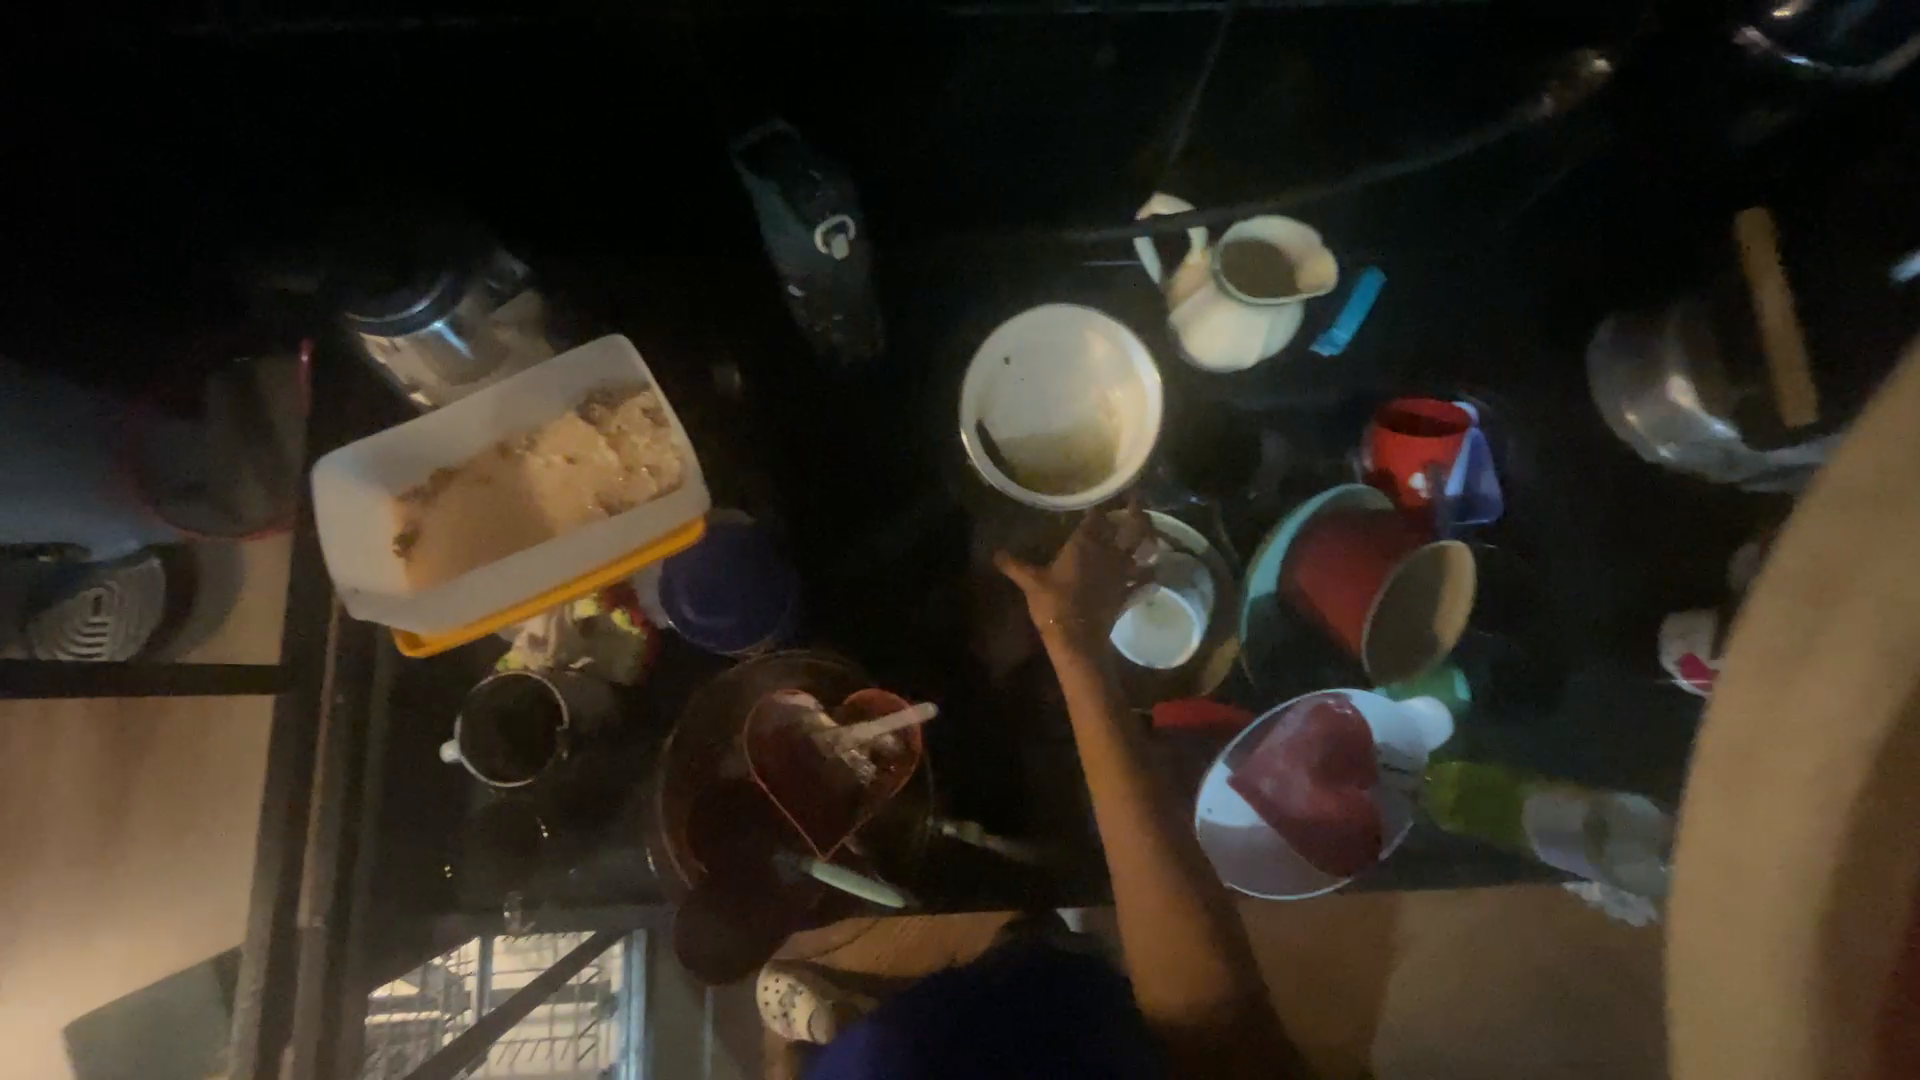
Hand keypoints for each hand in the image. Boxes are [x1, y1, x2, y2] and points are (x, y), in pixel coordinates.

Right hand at [995, 503, 1151, 652]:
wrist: (1077, 637)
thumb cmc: (1053, 603)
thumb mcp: (1029, 582)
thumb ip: (1014, 565)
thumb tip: (994, 553)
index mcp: (1085, 543)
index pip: (1097, 516)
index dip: (1101, 506)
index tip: (1102, 498)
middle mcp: (1108, 552)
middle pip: (1131, 526)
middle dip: (1136, 512)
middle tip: (1136, 501)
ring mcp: (1122, 573)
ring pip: (1145, 549)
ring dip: (1151, 538)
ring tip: (1151, 532)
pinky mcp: (1128, 592)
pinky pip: (1145, 580)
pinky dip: (1150, 574)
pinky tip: (1152, 572)